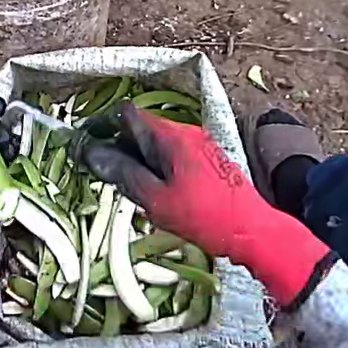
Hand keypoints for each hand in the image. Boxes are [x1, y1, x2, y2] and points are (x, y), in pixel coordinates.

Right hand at [77, 104, 334, 307]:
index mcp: (170, 136)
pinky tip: (160, 190)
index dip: (104, 127)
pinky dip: (159, 165)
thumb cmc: (203, 216)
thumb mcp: (155, 199)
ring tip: (135, 187)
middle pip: (142, 129)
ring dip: (141, 158)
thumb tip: (93, 152)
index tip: (90, 146)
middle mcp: (186, 131)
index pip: (127, 115)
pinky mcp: (209, 157)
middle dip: (122, 147)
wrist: (257, 232)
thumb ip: (123, 172)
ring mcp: (200, 143)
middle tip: (111, 174)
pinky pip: (173, 153)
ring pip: (158, 142)